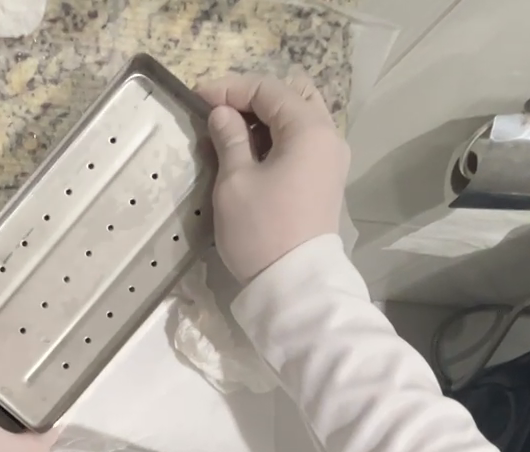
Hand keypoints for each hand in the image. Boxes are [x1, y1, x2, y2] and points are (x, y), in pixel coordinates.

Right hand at [196, 72, 349, 283]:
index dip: (230, 89)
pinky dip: (277, 139)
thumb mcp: (235, 182)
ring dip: (266, 119)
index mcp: (309, 128)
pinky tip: (252, 153)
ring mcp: (330, 160)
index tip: (198, 98)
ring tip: (232, 133)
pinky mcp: (325, 182)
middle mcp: (328, 136)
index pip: (268, 89)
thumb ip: (229, 140)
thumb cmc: (260, 232)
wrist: (292, 284)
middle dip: (253, 98)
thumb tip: (222, 115)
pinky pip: (302, 144)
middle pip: (292, 96)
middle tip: (220, 112)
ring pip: (299, 119)